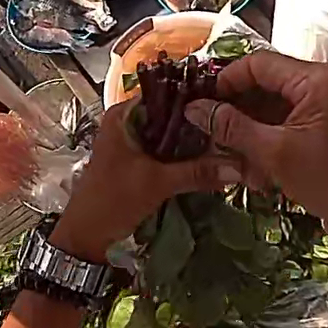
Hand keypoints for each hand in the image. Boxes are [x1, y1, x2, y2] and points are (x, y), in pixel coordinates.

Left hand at [51, 101, 237, 261]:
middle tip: (238, 127)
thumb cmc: (112, 200)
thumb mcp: (157, 183)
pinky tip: (213, 161)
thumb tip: (240, 165)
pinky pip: (167, 152)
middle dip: (201, 123)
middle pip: (172, 115)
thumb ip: (197, 172)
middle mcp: (127, 122)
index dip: (197, 97)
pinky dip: (185, 157)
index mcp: (123, 115)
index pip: (166, 93)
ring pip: (171, 135)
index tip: (232, 102)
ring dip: (196, 142)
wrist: (86, 235)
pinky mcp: (139, 161)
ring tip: (233, 142)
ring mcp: (133, 142)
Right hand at [185, 51, 327, 240]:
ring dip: (252, 119)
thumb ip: (230, 127)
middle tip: (213, 125)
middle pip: (268, 79)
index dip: (225, 81)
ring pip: (278, 97)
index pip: (259, 64)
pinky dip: (271, 127)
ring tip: (232, 145)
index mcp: (321, 80)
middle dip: (238, 104)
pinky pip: (293, 109)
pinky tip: (255, 151)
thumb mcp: (272, 154)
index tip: (204, 103)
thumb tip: (194, 109)